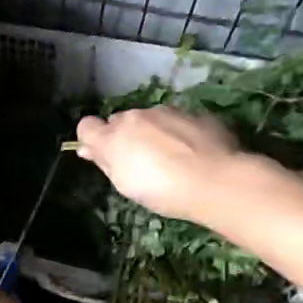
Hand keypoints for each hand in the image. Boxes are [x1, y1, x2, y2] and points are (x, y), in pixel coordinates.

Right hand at [72, 106, 245, 221]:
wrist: (216, 181)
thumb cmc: (162, 191)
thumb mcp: (124, 184)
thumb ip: (104, 161)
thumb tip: (87, 148)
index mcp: (113, 135)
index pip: (86, 126)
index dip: (92, 139)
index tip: (102, 156)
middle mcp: (137, 115)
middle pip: (121, 122)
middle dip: (125, 137)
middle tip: (140, 164)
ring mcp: (168, 111)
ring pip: (150, 119)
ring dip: (153, 133)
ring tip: (171, 160)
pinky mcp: (195, 113)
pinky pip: (178, 121)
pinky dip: (179, 133)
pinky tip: (192, 154)